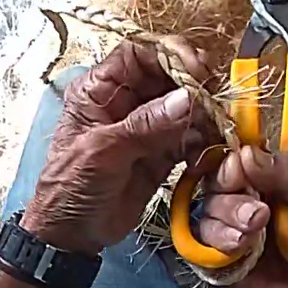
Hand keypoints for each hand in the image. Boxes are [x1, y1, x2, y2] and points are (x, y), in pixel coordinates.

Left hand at [22, 39, 212, 255]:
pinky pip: (190, 137)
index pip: (139, 54)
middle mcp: (126, 102)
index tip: (197, 71)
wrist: (72, 233)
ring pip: (185, 106)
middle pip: (170, 76)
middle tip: (215, 103)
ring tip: (216, 132)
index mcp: (100, 91)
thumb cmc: (71, 188)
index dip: (170, 55)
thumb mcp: (102, 153)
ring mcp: (147, 128)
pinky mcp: (162, 153)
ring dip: (204, 116)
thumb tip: (188, 98)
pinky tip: (207, 154)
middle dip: (195, 86)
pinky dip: (203, 143)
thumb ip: (145, 126)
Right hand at [192, 145, 287, 287]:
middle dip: (233, 196)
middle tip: (260, 216)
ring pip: (206, 211)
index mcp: (267, 179)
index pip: (236, 157)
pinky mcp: (212, 257)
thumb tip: (244, 154)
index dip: (233, 163)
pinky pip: (199, 242)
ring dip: (228, 222)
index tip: (242, 172)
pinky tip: (239, 252)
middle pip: (214, 182)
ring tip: (253, 238)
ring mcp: (225, 229)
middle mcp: (241, 199)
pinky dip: (217, 244)